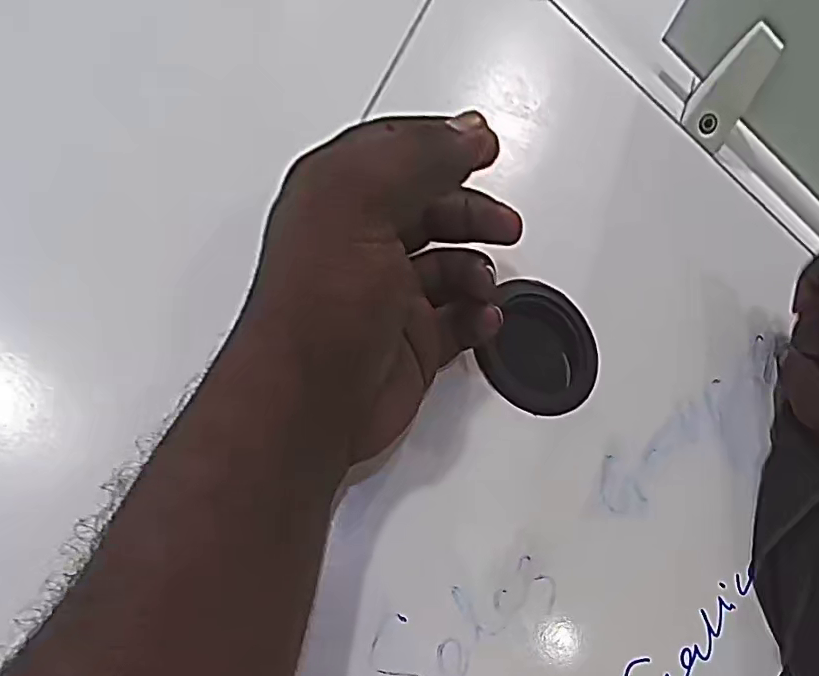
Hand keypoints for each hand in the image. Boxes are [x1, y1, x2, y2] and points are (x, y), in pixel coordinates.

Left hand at [233, 111, 523, 462]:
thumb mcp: (361, 207)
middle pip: (431, 211)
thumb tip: (467, 132)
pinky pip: (458, 322)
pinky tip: (485, 319)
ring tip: (487, 282)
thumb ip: (415, 160)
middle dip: (472, 213)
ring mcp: (390, 298)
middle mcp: (366, 245)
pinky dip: (478, 317)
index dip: (444, 146)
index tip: (484, 145)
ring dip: (478, 270)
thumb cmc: (321, 311)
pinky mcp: (413, 344)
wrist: (315, 401)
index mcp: (341, 198)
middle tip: (504, 223)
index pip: (399, 155)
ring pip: (450, 269)